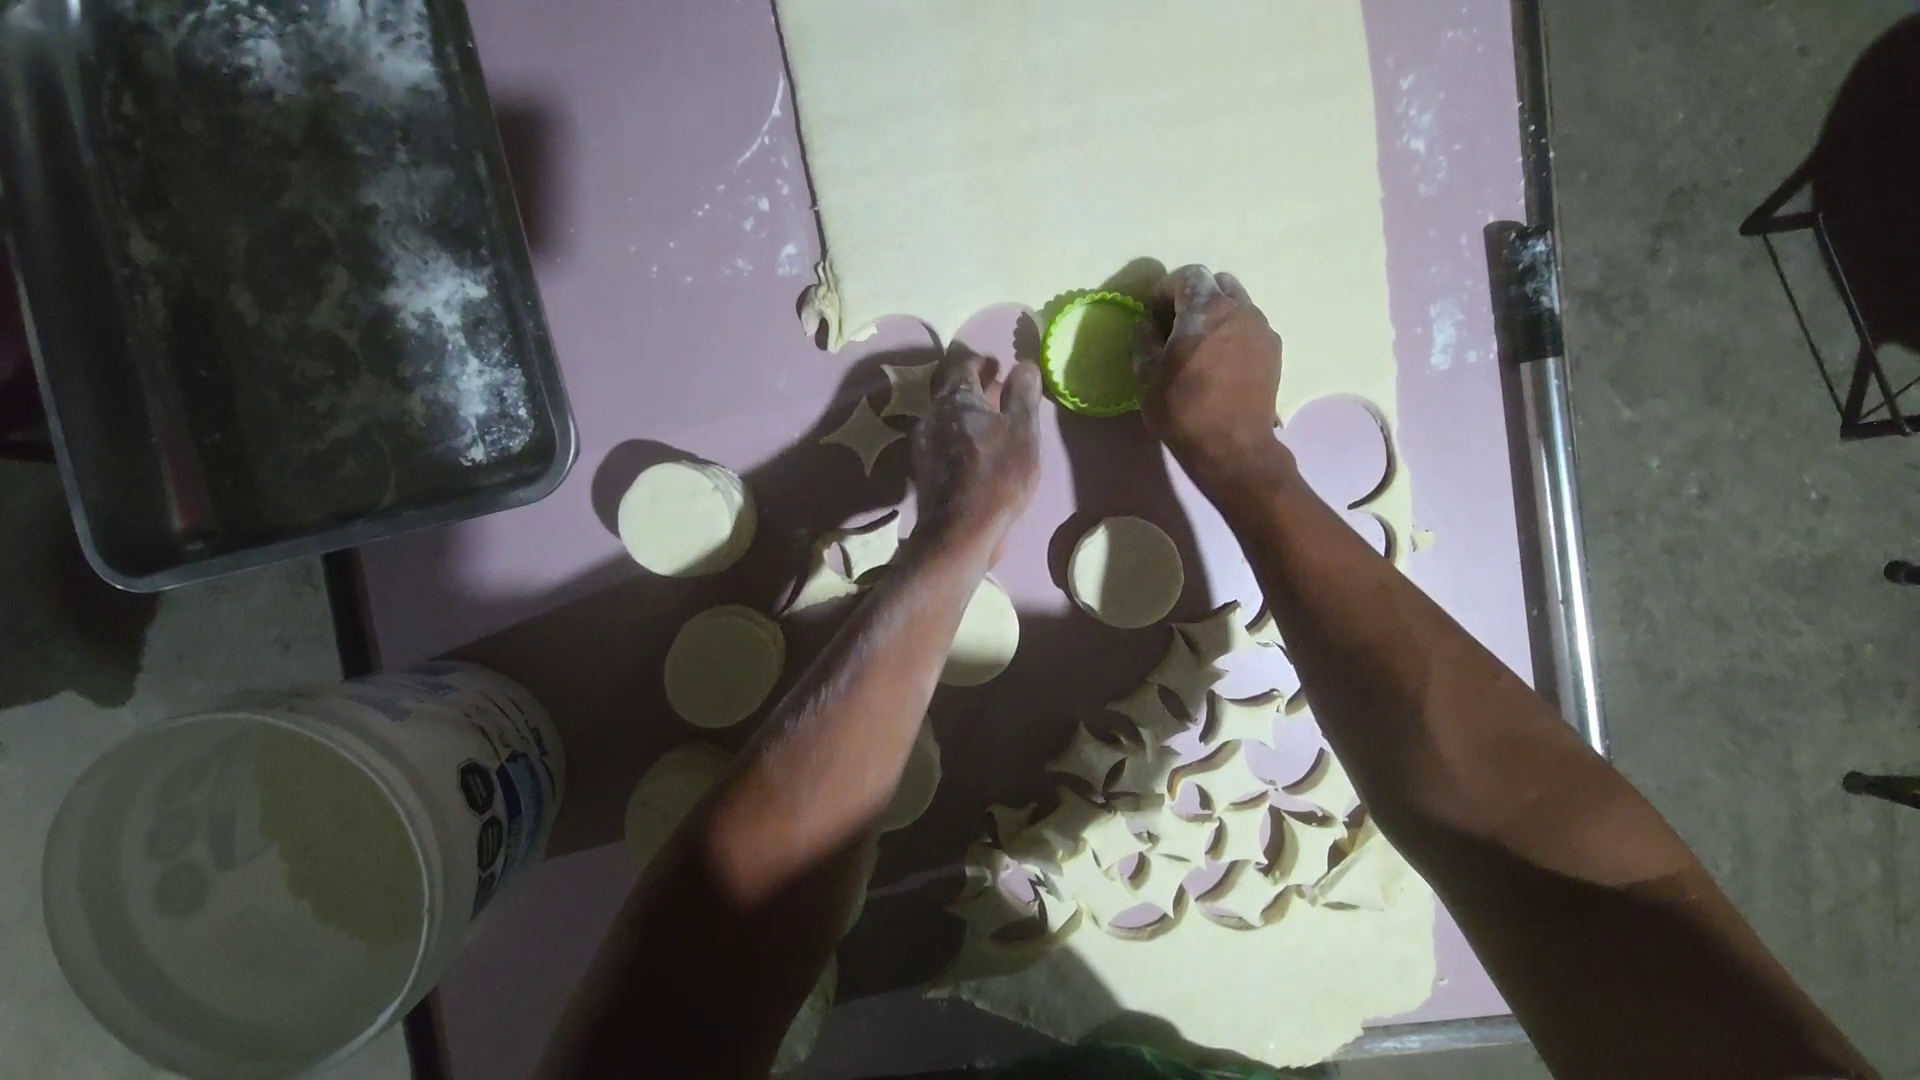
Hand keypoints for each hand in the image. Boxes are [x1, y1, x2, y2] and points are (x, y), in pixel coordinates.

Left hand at [909, 349, 1042, 564]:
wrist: (959, 531)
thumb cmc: (998, 476)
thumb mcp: (1024, 432)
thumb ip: (1023, 394)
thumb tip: (1023, 365)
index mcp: (956, 398)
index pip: (962, 362)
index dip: (980, 360)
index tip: (997, 366)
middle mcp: (932, 413)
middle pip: (950, 389)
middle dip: (973, 387)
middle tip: (997, 394)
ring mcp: (922, 442)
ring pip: (944, 416)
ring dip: (965, 414)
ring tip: (990, 425)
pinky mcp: (921, 469)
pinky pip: (941, 440)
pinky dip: (958, 437)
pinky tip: (974, 453)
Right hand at [1134, 265, 1291, 488]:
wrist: (1233, 447)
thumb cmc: (1184, 410)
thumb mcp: (1147, 377)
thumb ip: (1144, 341)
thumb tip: (1147, 325)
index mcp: (1206, 309)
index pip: (1187, 275)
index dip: (1165, 290)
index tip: (1153, 314)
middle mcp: (1240, 309)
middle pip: (1216, 284)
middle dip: (1193, 297)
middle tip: (1176, 326)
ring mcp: (1262, 329)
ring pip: (1237, 303)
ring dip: (1215, 314)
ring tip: (1200, 345)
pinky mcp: (1274, 351)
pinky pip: (1250, 327)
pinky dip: (1233, 332)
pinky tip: (1220, 362)